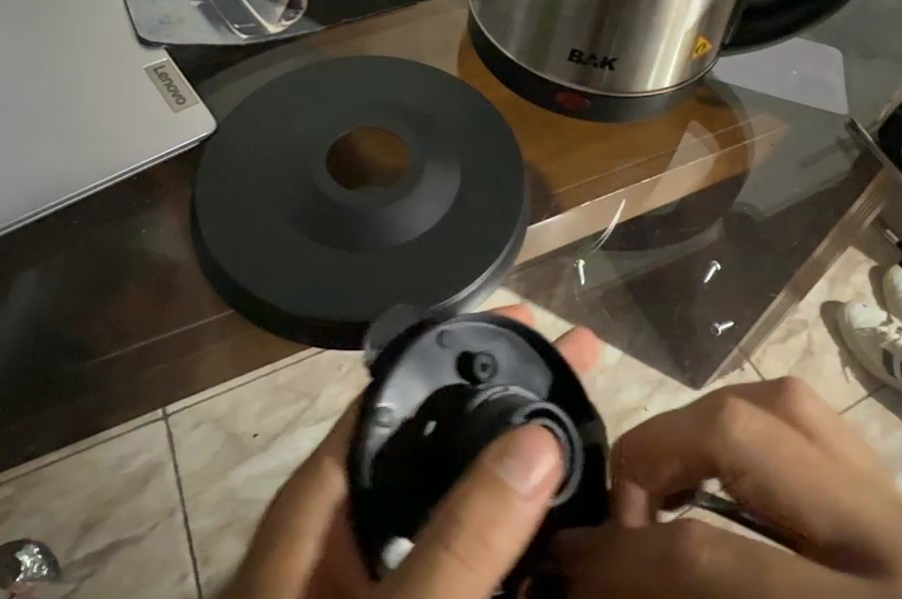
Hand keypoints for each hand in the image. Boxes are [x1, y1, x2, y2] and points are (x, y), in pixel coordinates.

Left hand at [220, 305, 601, 598]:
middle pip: (432, 444)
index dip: (458, 351)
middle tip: (577, 376)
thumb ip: (460, 537)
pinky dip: (507, 542)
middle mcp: (348, 529)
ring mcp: (379, 575)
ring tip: (581, 442)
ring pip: (452, 503)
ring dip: (511, 473)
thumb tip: (535, 440)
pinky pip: (465, 560)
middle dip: (502, 406)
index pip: (392, 397)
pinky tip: (554, 535)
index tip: (529, 326)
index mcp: (320, 505)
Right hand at [553, 378, 901, 597]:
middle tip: (621, 511)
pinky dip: (754, 433)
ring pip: (784, 404)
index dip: (616, 558)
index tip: (569, 565)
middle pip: (741, 434)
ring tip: (667, 479)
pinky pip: (817, 426)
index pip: (703, 553)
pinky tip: (724, 476)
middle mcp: (899, 547)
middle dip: (653, 457)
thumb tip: (588, 578)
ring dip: (704, 427)